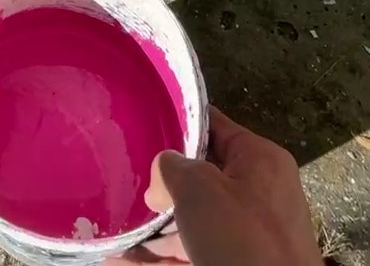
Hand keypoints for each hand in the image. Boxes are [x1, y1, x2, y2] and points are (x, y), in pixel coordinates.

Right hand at [106, 108, 320, 264]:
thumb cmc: (242, 239)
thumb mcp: (198, 187)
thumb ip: (171, 167)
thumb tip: (161, 180)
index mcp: (258, 160)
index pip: (211, 125)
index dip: (175, 120)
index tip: (139, 119)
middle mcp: (255, 194)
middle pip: (198, 176)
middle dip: (160, 181)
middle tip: (122, 175)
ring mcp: (246, 238)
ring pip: (190, 222)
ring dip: (152, 227)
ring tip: (111, 221)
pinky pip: (188, 255)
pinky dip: (157, 259)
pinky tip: (119, 259)